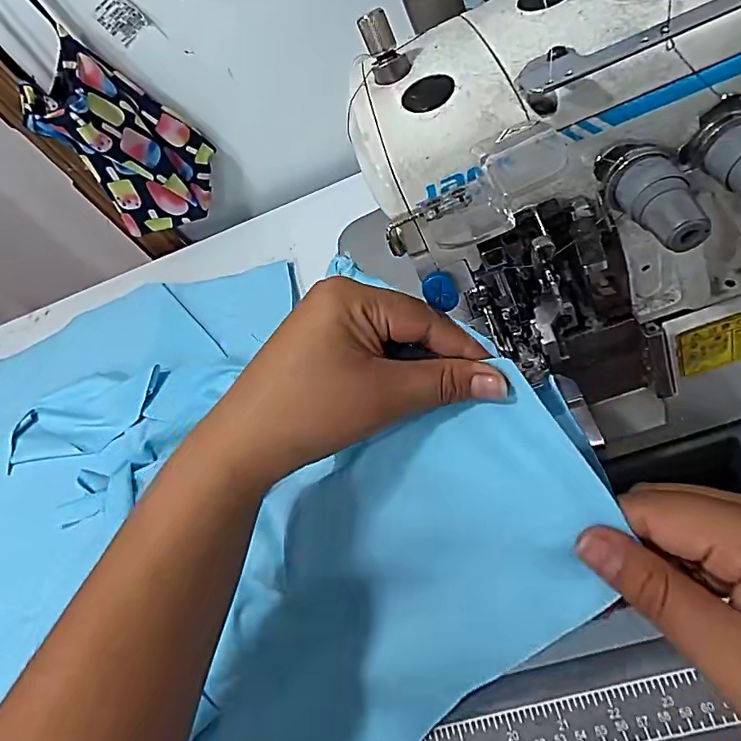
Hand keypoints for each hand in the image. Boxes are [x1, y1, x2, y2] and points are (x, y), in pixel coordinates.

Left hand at [188, 276, 507, 490]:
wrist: (243, 446)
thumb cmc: (313, 411)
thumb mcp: (386, 394)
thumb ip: (444, 382)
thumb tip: (497, 380)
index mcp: (350, 294)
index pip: (422, 317)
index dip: (461, 348)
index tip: (495, 377)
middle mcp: (336, 297)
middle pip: (406, 325)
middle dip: (437, 358)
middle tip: (470, 389)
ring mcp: (323, 320)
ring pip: (388, 339)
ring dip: (414, 366)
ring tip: (439, 394)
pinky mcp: (316, 344)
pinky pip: (367, 349)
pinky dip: (389, 370)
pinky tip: (403, 390)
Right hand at [574, 485, 740, 740]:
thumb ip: (660, 594)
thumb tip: (592, 541)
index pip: (652, 506)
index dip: (607, 531)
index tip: (573, 565)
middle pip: (668, 507)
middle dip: (626, 542)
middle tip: (595, 591)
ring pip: (686, 524)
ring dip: (651, 557)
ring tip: (626, 602)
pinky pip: (712, 545)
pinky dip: (681, 569)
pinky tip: (670, 602)